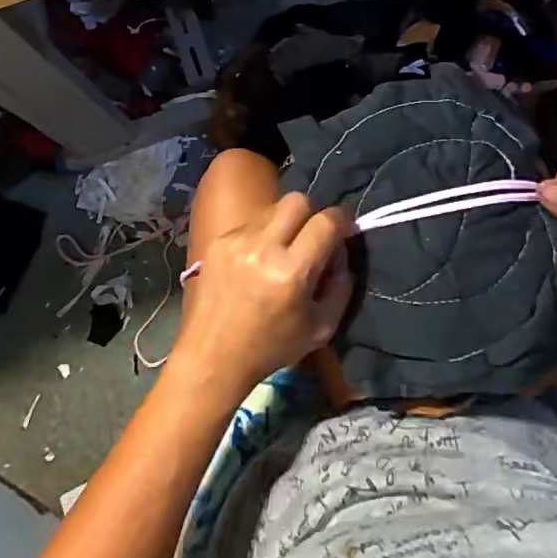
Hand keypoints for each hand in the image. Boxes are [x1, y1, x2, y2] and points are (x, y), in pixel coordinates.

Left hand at [168, 193, 352, 404]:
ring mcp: (237, 241)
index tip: (343, 230)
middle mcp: (263, 248)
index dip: (342, 220)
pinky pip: (251, 224)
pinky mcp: (219, 242)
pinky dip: (261, 235)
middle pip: (299, 200)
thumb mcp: (323, 327)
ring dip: (286, 223)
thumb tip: (344, 249)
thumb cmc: (272, 347)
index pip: (327, 221)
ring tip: (282, 250)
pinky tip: (256, 261)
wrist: (213, 357)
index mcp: (292, 272)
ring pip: (273, 209)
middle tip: (312, 236)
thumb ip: (342, 284)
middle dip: (313, 213)